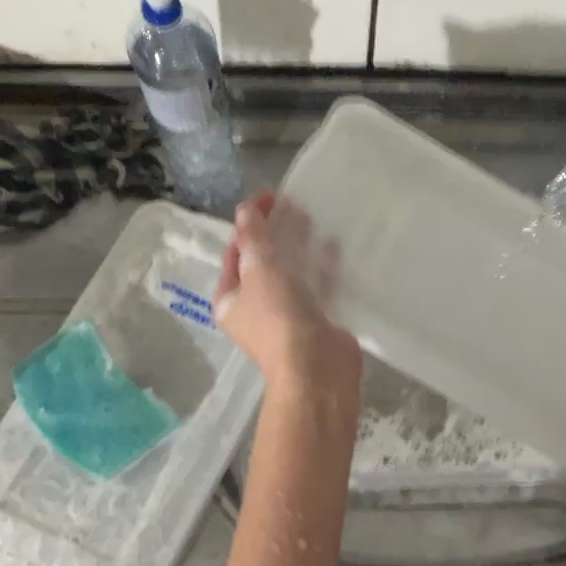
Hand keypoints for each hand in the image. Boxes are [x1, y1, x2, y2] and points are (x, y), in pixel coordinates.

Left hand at [215, 191, 360, 391]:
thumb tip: (245, 209)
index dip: (248, 222)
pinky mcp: (315, 323)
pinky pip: (316, 287)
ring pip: (291, 274)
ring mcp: (286, 318)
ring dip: (300, 247)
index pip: (234, 252)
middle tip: (295, 205)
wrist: (316, 369)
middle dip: (276, 233)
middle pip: (263, 262)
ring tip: (314, 219)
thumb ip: (253, 235)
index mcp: (230, 300)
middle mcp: (254, 310)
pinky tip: (335, 247)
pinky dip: (322, 267)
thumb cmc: (279, 317)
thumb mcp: (259, 269)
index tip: (270, 197)